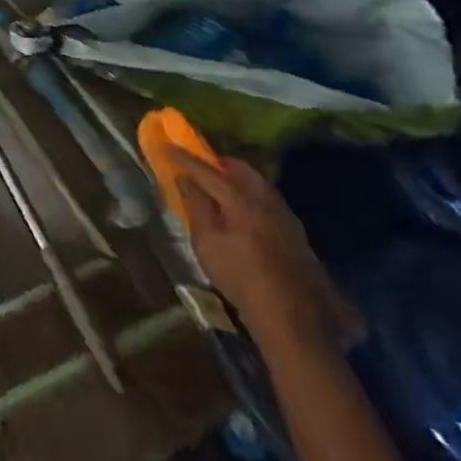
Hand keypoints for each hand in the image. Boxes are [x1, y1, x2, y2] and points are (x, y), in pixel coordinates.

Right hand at [166, 145, 358, 349]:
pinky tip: (242, 210)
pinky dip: (249, 194)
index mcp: (241, 199)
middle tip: (197, 166)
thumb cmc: (240, 275)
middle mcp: (267, 200)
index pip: (207, 171)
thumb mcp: (206, 241)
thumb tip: (185, 180)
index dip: (184, 158)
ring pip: (258, 183)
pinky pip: (267, 199)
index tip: (166, 146)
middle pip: (241, 169)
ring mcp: (285, 216)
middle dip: (217, 163)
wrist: (292, 314)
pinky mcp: (294, 232)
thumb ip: (195, 206)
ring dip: (235, 178)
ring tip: (217, 187)